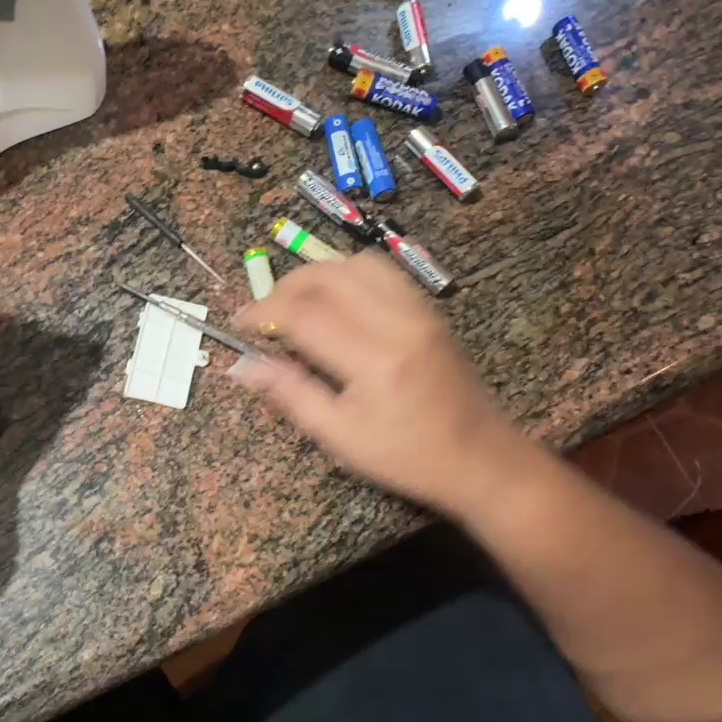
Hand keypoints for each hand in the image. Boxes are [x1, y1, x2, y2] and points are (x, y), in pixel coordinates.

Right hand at [229, 251, 522, 508]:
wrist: (482, 458)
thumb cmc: (408, 458)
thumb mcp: (341, 437)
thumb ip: (291, 395)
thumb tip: (243, 366)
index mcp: (375, 360)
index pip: (304, 314)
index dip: (263, 312)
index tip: (239, 324)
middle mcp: (399, 323)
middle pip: (329, 275)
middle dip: (285, 287)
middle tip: (264, 313)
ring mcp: (420, 311)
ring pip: (357, 263)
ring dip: (317, 275)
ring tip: (296, 303)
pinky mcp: (430, 311)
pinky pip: (383, 272)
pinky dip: (348, 276)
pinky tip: (335, 303)